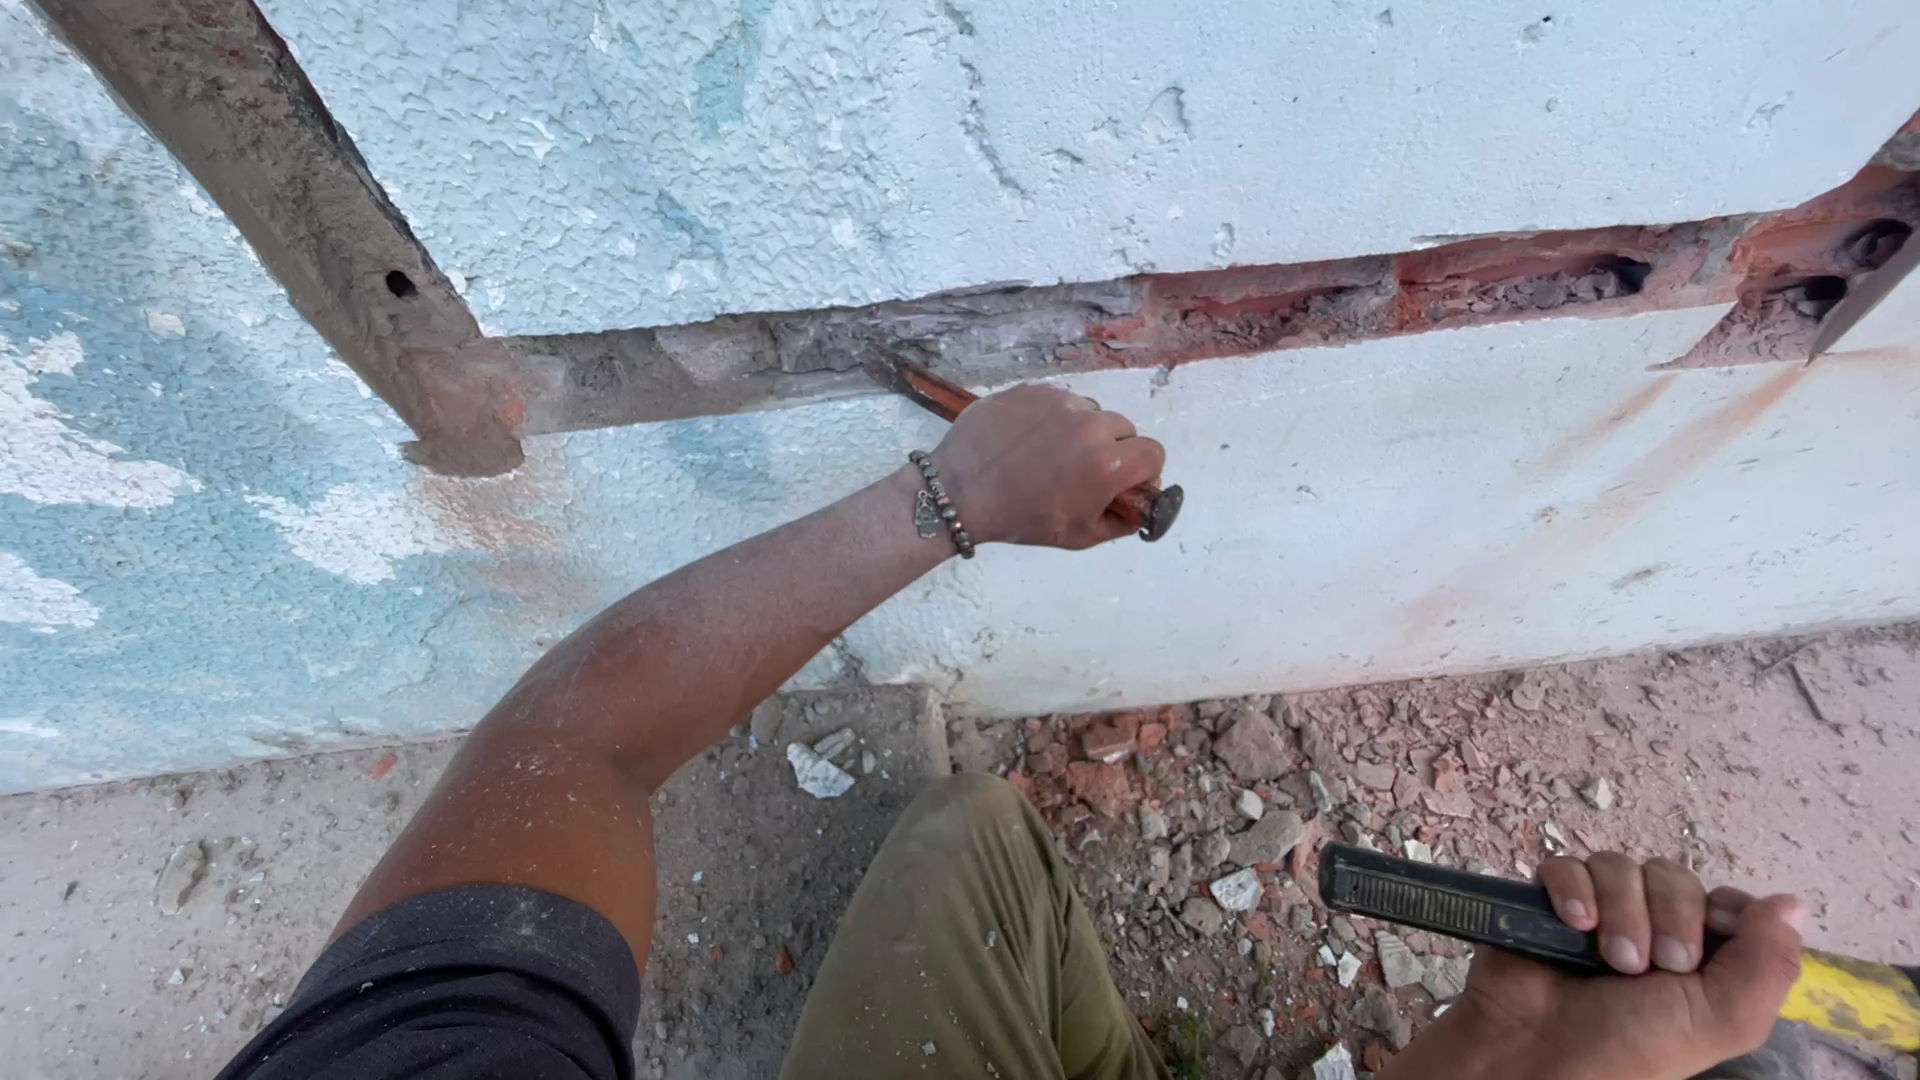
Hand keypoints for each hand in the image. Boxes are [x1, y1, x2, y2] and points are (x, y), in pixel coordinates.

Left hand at [929, 382, 1165, 548]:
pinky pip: (1058, 400)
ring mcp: (1059, 401)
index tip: (1124, 481)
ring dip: (1082, 429)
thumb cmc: (1021, 519)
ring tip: (1050, 452)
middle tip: (1082, 469)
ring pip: (1091, 411)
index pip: (1153, 453)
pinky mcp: (1033, 389)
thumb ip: (1121, 522)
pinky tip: (1029, 438)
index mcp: (1108, 463)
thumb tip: (1141, 507)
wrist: (960, 492)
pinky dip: (1052, 417)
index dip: (1143, 470)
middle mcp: (1090, 425)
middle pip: (1124, 428)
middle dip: (1113, 448)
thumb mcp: (1079, 536)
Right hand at [1383, 854, 1804, 1079]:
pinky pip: (1563, 865)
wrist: (1547, 1042)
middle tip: (1648, 965)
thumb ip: (1766, 963)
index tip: (1703, 952)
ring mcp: (1594, 904)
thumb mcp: (1723, 1018)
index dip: (1717, 912)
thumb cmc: (1640, 1042)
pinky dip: (1570, 890)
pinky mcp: (1544, 894)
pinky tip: (1571, 922)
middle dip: (1663, 918)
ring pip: (1615, 865)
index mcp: (1700, 952)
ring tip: (1605, 954)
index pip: (1722, 898)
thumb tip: (1793, 900)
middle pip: (1669, 875)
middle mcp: (1649, 920)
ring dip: (1617, 910)